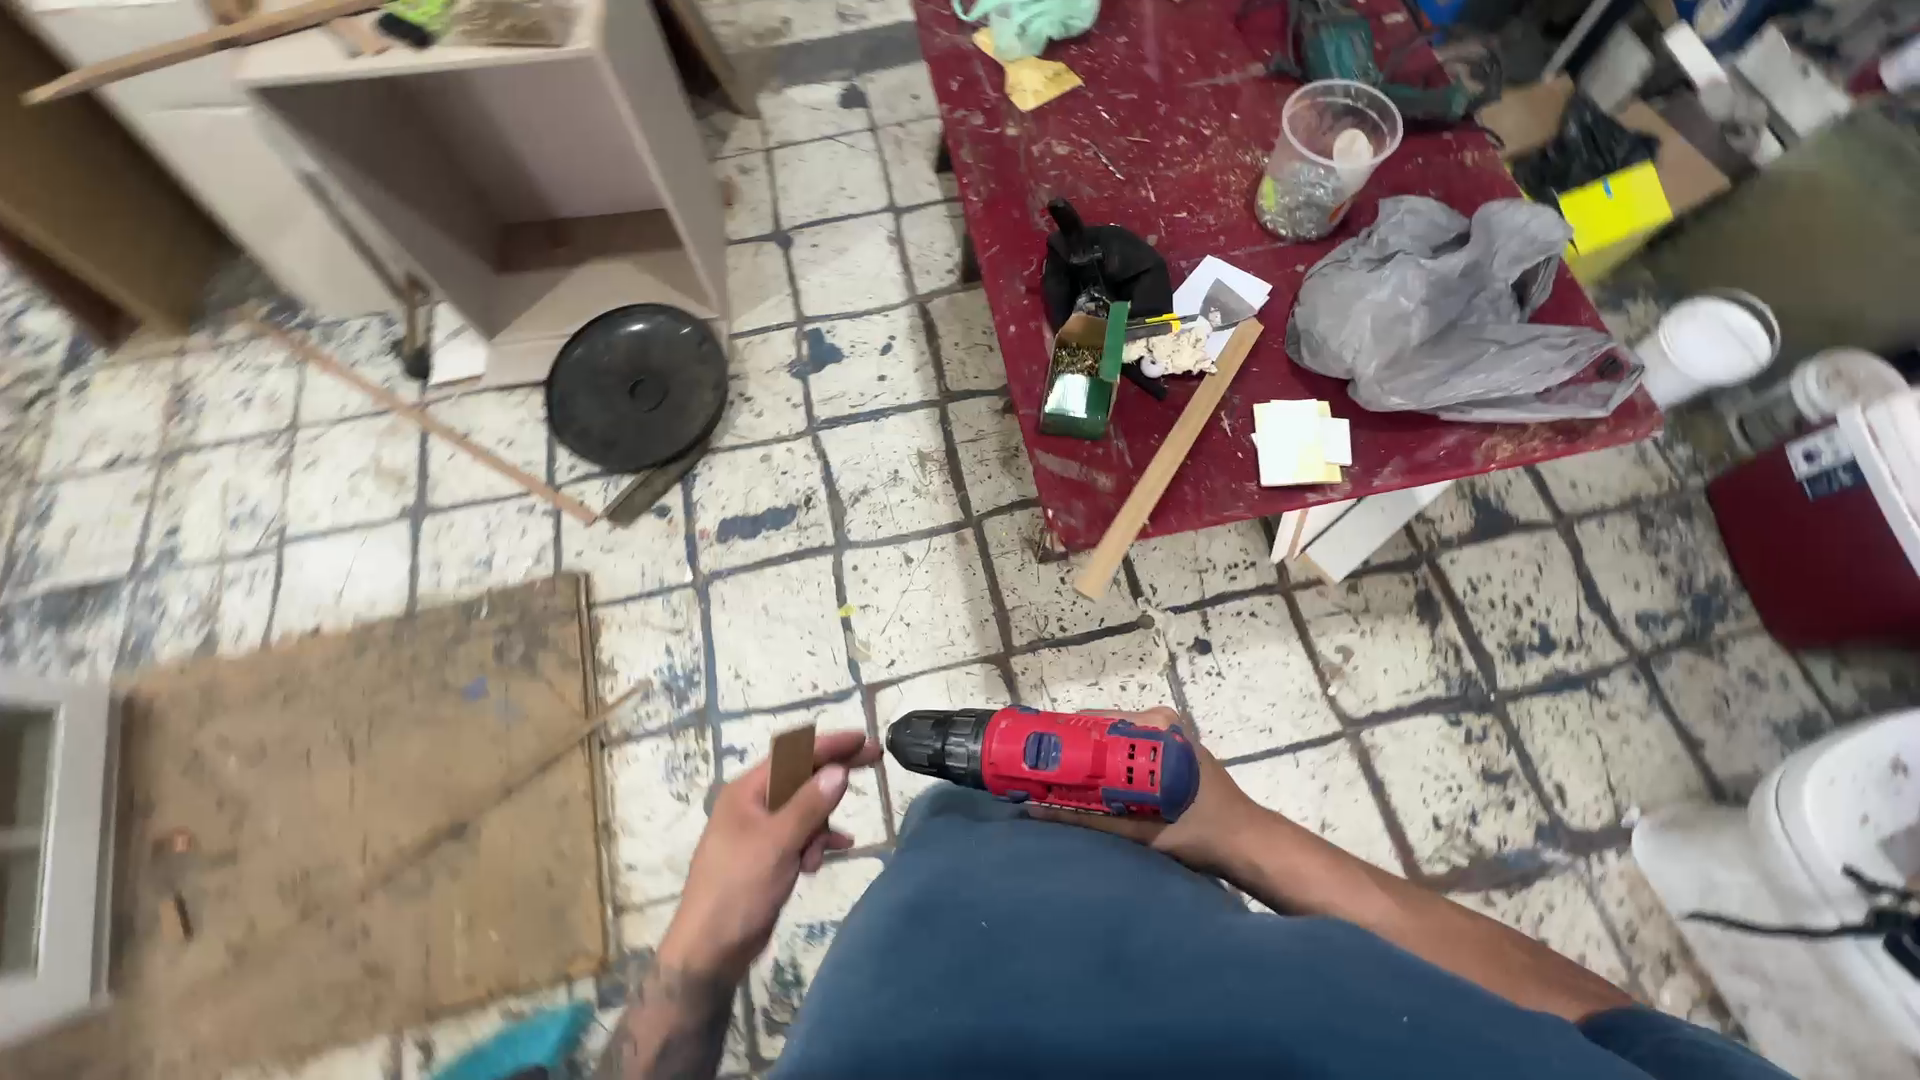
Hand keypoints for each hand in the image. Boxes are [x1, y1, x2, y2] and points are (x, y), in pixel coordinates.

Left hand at [658, 731, 882, 984]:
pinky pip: (802, 835)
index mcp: (746, 792)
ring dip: (820, 826)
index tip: (864, 739)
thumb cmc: (738, 889)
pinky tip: (836, 851)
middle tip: (874, 761)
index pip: (794, 754)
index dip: (830, 744)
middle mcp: (753, 804)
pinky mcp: (769, 856)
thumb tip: (839, 770)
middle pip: (802, 777)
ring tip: (818, 854)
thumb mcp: (778, 843)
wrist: (710, 950)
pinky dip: (818, 842)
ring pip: (806, 809)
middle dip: (833, 778)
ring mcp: (761, 831)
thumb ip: (810, 804)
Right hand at [1026, 707, 1265, 877]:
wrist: (1248, 844)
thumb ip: (1089, 819)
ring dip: (1089, 760)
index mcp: (1158, 726)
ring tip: (1055, 777)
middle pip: (1104, 730)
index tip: (1036, 752)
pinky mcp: (1171, 754)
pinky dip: (1109, 767)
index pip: (1098, 720)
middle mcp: (1162, 723)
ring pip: (1115, 743)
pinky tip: (1088, 785)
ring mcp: (1168, 737)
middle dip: (1073, 749)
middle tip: (1040, 768)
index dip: (1065, 736)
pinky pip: (1131, 754)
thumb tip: (1038, 811)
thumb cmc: (1201, 833)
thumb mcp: (1142, 829)